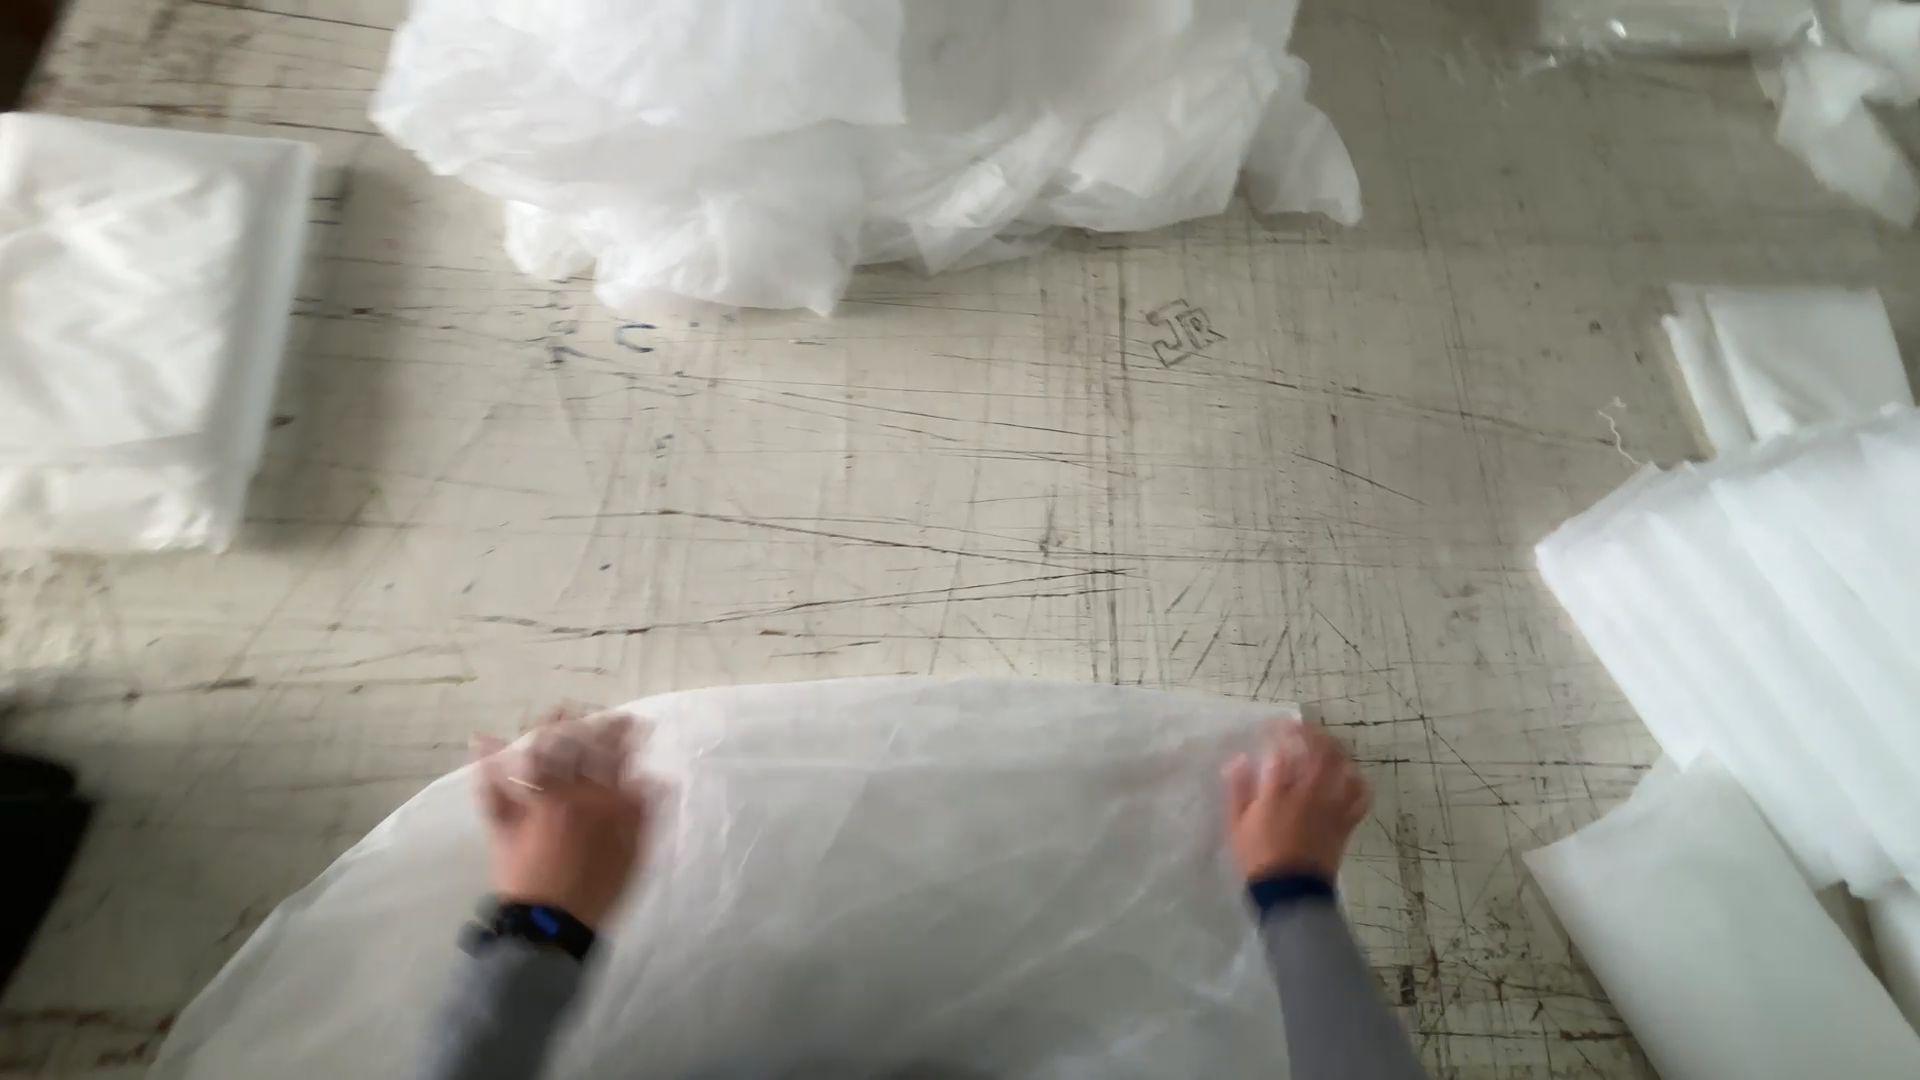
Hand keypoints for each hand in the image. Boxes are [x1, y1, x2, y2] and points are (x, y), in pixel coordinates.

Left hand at [472, 706, 660, 929]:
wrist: (550, 925)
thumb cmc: (600, 889)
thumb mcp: (635, 852)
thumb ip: (645, 813)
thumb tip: (654, 778)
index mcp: (604, 800)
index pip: (616, 756)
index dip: (624, 734)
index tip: (632, 721)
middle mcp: (570, 794)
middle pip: (579, 750)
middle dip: (588, 725)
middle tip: (592, 710)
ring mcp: (535, 805)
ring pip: (541, 760)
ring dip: (546, 731)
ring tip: (553, 712)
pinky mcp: (506, 822)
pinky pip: (492, 790)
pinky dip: (487, 764)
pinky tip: (483, 740)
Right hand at [1223, 719, 1369, 881]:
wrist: (1290, 892)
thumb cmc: (1258, 856)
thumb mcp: (1237, 823)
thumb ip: (1239, 788)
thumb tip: (1238, 758)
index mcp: (1278, 794)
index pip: (1281, 752)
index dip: (1277, 733)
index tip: (1270, 727)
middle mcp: (1308, 795)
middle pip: (1318, 752)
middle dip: (1310, 733)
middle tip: (1300, 727)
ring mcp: (1331, 808)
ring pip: (1342, 769)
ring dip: (1334, 750)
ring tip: (1324, 743)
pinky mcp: (1345, 822)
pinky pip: (1359, 796)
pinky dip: (1356, 781)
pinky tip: (1348, 775)